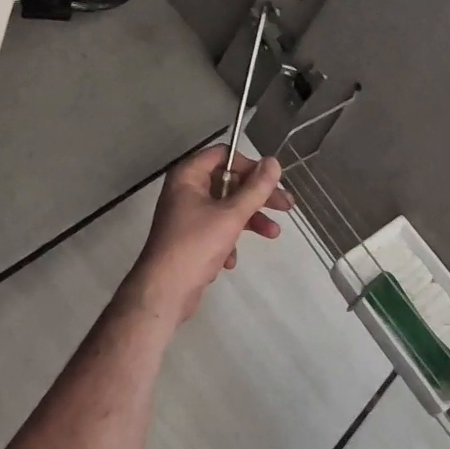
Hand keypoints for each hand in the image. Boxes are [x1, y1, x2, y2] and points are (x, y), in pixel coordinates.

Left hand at [123, 145, 292, 326]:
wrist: (163, 292)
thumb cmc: (195, 246)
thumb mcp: (231, 215)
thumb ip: (255, 189)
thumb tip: (273, 161)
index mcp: (188, 175)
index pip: (224, 155)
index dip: (250, 165)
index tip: (272, 181)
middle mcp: (185, 190)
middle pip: (228, 182)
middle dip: (257, 197)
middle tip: (286, 206)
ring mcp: (186, 215)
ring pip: (225, 208)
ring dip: (248, 220)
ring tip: (273, 234)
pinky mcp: (189, 238)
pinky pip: (216, 229)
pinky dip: (228, 240)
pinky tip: (230, 260)